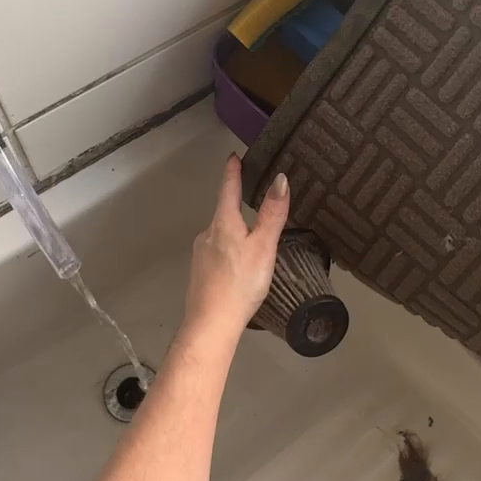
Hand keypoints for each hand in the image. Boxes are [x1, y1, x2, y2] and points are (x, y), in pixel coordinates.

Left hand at [182, 155, 288, 340]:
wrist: (211, 324)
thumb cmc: (240, 283)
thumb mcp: (263, 246)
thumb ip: (272, 214)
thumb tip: (280, 178)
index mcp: (223, 223)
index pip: (228, 189)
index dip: (233, 171)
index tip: (233, 156)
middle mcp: (207, 234)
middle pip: (223, 213)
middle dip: (236, 206)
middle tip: (253, 200)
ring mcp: (200, 255)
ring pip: (219, 235)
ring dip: (233, 232)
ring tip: (252, 239)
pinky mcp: (200, 274)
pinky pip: (216, 253)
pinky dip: (228, 251)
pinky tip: (238, 266)